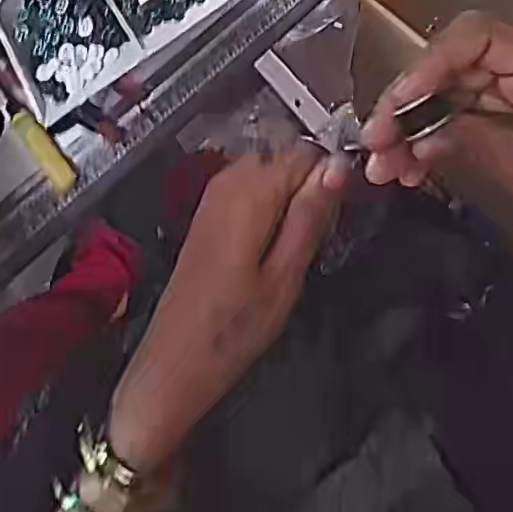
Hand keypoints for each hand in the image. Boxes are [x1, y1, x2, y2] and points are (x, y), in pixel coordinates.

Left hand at [107, 143, 347, 470]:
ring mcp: (216, 191)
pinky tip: (270, 245)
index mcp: (252, 190)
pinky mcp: (210, 207)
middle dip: (309, 185)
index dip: (330, 176)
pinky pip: (252, 185)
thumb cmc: (234, 327)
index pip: (308, 151)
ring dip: (291, 196)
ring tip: (292, 245)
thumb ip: (311, 213)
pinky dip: (270, 204)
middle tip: (314, 236)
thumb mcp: (286, 275)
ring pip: (272, 169)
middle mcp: (230, 179)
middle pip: (288, 156)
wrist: (175, 359)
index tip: (337, 212)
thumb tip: (338, 165)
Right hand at [360, 13, 512, 284]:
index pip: (477, 39)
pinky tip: (406, 167)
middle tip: (376, 139)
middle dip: (407, 100)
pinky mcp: (497, 118)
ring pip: (442, 92)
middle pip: (449, 64)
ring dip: (408, 125)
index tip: (400, 101)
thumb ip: (476, 142)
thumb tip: (419, 132)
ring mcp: (508, 95)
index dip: (432, 62)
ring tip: (383, 163)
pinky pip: (450, 117)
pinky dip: (424, 139)